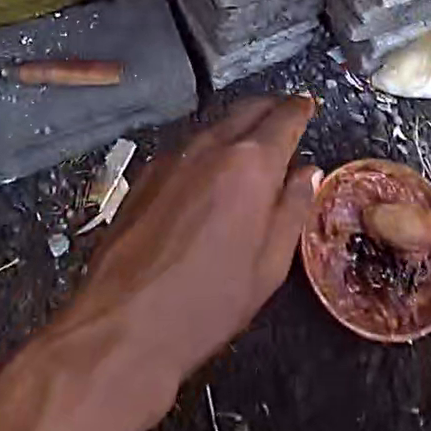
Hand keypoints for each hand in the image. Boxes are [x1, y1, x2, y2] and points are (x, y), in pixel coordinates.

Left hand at [58, 95, 320, 386]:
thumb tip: (308, 174)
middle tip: (285, 115)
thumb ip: (293, 209)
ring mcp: (171, 160)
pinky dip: (207, 148)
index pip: (283, 119)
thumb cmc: (207, 303)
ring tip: (252, 145)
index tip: (306, 105)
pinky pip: (186, 148)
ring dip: (238, 126)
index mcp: (249, 166)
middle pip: (246, 109)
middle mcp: (209, 149)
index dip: (299, 109)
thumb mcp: (269, 264)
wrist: (123, 325)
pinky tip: (210, 173)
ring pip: (214, 126)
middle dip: (270, 107)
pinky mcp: (144, 177)